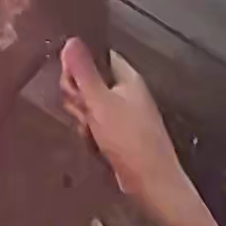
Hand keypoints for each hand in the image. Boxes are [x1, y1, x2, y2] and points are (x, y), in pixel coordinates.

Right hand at [59, 37, 198, 222]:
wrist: (153, 187)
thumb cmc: (128, 140)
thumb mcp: (100, 102)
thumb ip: (83, 72)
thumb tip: (71, 39)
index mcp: (127, 77)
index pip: (96, 55)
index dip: (79, 64)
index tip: (71, 81)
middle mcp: (126, 90)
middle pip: (89, 78)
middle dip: (78, 95)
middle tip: (82, 109)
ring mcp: (124, 112)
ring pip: (89, 101)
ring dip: (82, 114)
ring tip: (89, 128)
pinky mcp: (119, 131)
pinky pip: (95, 120)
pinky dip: (89, 128)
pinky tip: (91, 139)